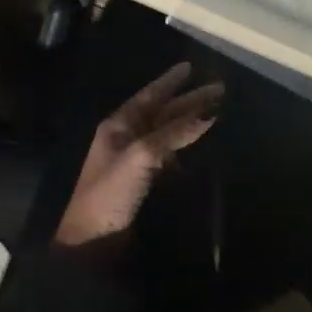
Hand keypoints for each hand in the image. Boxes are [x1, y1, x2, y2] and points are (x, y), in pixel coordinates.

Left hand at [54, 62, 222, 248]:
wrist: (91, 245)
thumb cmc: (110, 194)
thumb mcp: (143, 155)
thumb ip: (176, 131)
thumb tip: (212, 108)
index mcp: (119, 126)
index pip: (149, 95)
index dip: (169, 81)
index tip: (190, 66)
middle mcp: (126, 139)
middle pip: (163, 113)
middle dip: (189, 101)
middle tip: (220, 90)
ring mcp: (134, 162)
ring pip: (167, 134)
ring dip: (189, 123)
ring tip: (217, 113)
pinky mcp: (143, 184)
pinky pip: (169, 156)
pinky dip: (185, 148)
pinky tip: (201, 147)